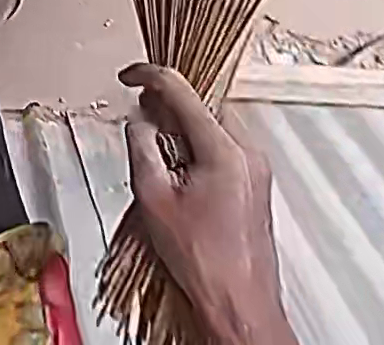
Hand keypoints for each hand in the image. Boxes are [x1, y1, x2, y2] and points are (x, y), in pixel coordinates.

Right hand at [120, 64, 296, 344]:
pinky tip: (175, 159)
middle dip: (165, 100)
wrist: (240, 308)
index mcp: (224, 151)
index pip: (181, 89)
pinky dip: (194, 138)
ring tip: (154, 139)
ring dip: (179, 121)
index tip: (128, 75)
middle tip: (139, 110)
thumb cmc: (202, 261)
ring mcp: (255, 167)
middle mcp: (247, 153)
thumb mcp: (152, 195)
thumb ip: (140, 145)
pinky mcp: (254, 181)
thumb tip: (139, 122)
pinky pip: (220, 140)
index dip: (147, 75)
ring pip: (210, 119)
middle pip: (199, 101)